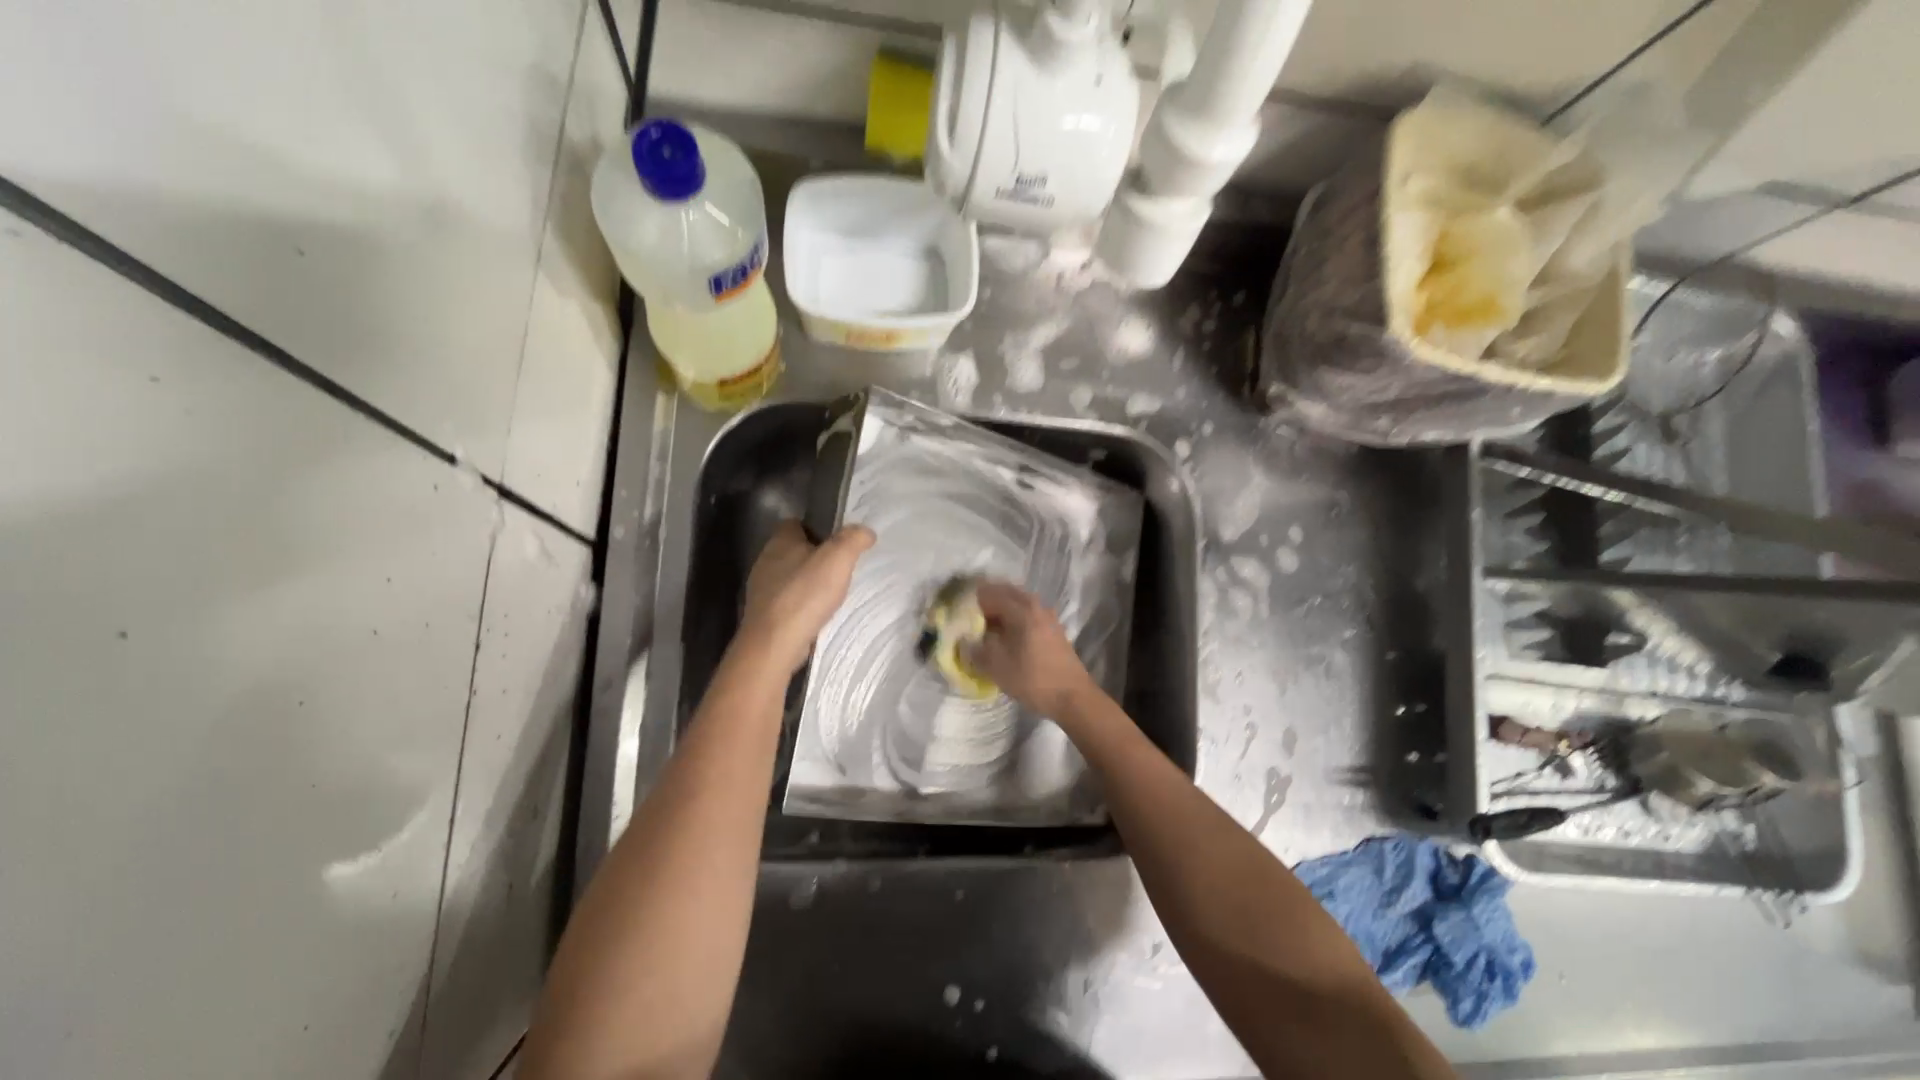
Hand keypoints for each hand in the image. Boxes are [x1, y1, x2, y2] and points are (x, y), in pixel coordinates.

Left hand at [739, 520, 874, 672]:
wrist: (775, 643)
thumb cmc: (805, 594)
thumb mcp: (837, 560)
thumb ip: (853, 540)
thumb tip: (865, 531)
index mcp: (780, 541)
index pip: (795, 523)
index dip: (816, 528)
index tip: (837, 540)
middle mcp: (765, 560)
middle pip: (791, 550)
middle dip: (813, 556)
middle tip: (839, 567)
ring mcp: (761, 589)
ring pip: (787, 576)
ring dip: (806, 582)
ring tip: (830, 592)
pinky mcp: (763, 613)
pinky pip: (785, 601)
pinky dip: (800, 603)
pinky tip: (815, 614)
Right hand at [966, 581, 1098, 717]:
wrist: (1072, 696)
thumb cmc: (1033, 680)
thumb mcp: (996, 667)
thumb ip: (976, 648)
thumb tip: (965, 639)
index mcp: (1020, 609)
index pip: (987, 593)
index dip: (969, 601)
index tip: (955, 613)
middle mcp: (1034, 605)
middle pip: (1003, 592)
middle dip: (984, 601)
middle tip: (967, 616)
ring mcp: (1046, 615)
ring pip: (1016, 602)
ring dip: (998, 608)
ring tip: (983, 626)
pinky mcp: (1052, 627)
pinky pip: (1026, 612)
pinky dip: (1011, 616)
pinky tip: (1004, 634)